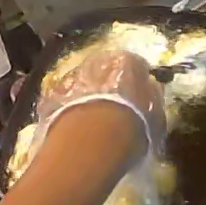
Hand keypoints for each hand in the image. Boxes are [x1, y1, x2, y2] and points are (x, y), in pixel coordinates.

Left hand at [35, 49, 164, 159]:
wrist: (90, 143)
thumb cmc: (132, 127)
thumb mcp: (155, 116)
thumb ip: (153, 98)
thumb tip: (151, 90)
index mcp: (128, 62)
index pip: (136, 65)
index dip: (136, 82)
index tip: (138, 96)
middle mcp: (99, 61)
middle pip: (106, 71)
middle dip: (108, 85)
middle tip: (112, 108)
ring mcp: (73, 76)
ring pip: (82, 82)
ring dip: (86, 95)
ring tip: (91, 120)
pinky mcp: (50, 95)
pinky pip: (63, 99)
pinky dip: (67, 108)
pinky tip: (73, 127)